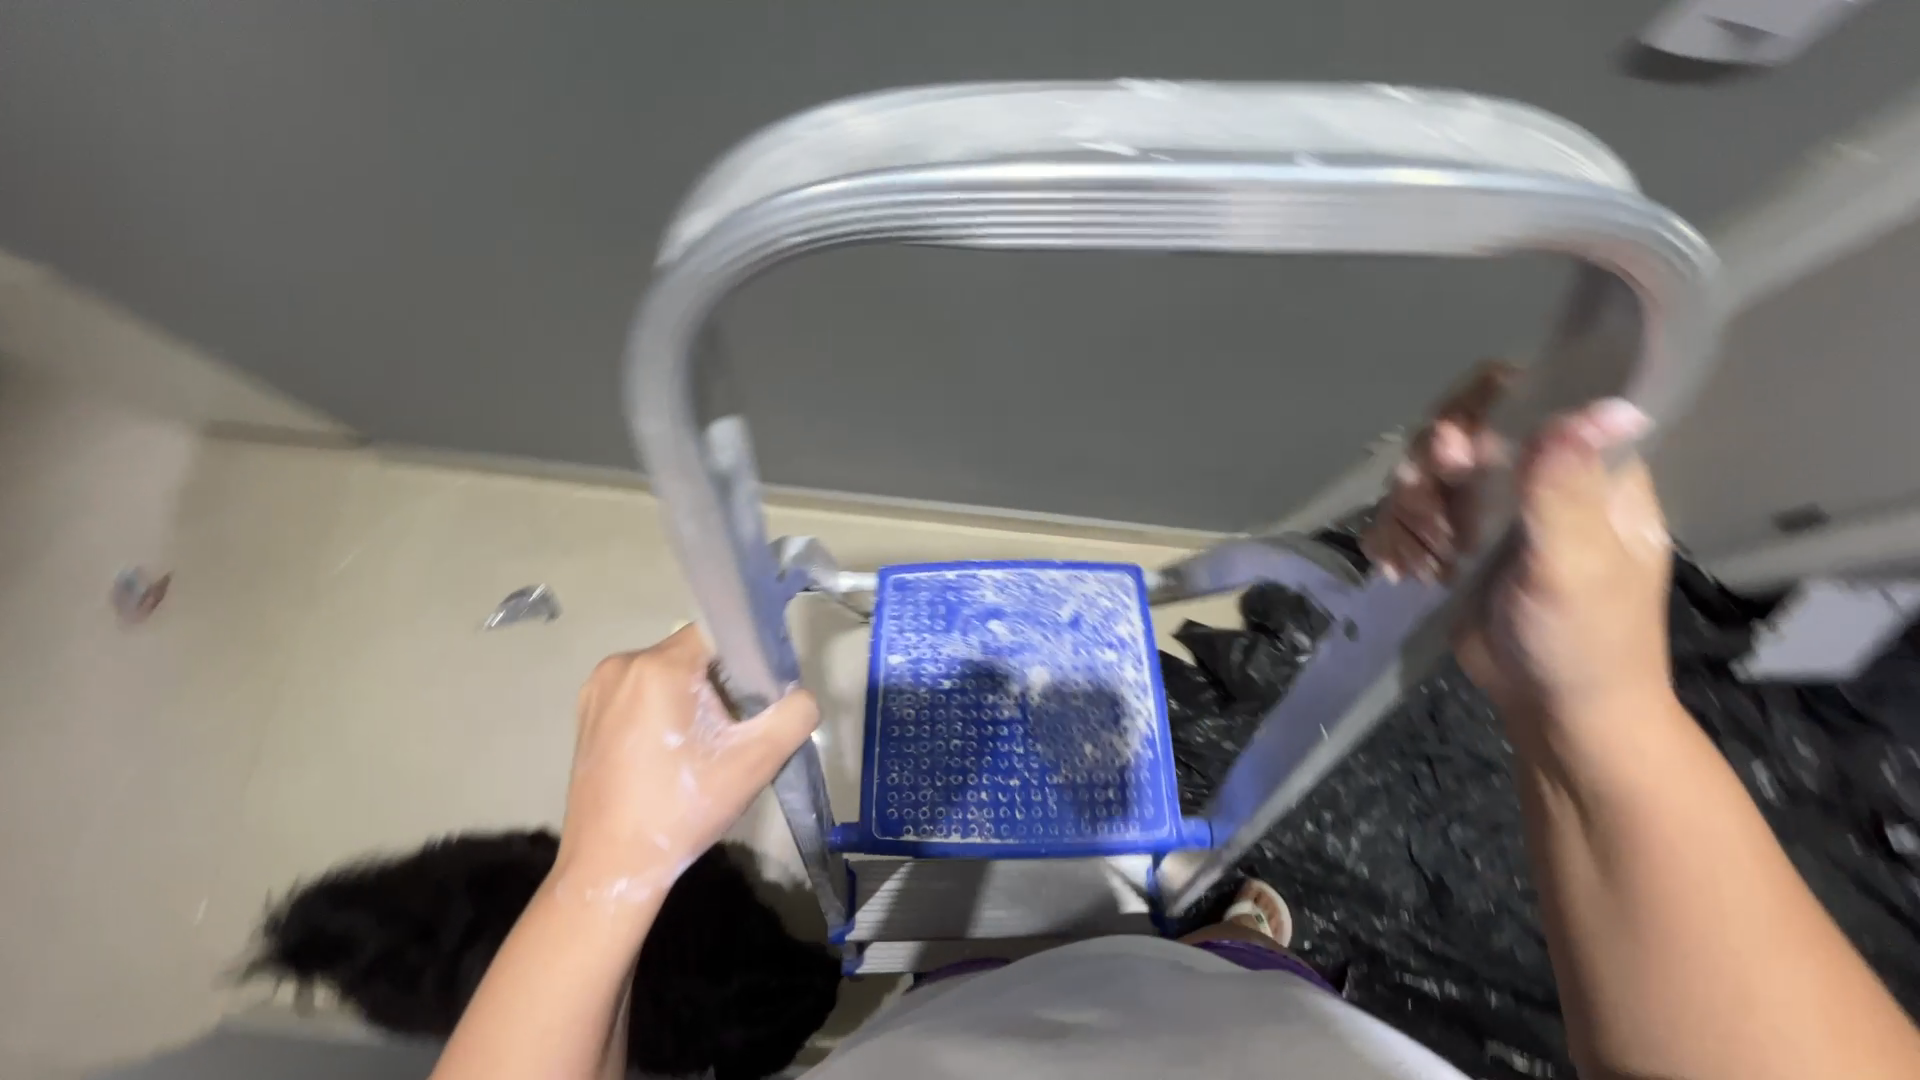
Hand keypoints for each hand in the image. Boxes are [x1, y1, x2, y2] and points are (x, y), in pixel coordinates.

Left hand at [554, 625, 817, 902]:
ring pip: (667, 673)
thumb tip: (800, 694)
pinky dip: (663, 710)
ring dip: (691, 697)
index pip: (718, 633)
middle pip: (692, 654)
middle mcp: (621, 665)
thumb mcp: (757, 761)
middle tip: (734, 732)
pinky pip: (640, 692)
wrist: (613, 868)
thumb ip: (795, 714)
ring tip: (702, 747)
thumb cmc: (683, 809)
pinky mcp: (586, 714)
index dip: (747, 658)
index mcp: (658, 667)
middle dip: (720, 683)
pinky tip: (671, 753)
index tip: (758, 697)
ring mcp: (597, 689)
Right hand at [1362, 364, 1674, 741]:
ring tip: (1428, 563)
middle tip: (1437, 525)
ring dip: (1408, 516)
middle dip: (1429, 476)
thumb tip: (1604, 403)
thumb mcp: (1577, 564)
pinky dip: (1393, 542)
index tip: (1454, 454)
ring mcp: (1488, 511)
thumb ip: (1567, 486)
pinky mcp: (1452, 542)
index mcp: (1584, 467)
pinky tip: (1406, 574)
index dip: (1476, 411)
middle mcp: (1532, 477)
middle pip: (1454, 432)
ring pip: (1420, 476)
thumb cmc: (1585, 638)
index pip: (1525, 396)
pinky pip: (1400, 518)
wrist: (1556, 709)